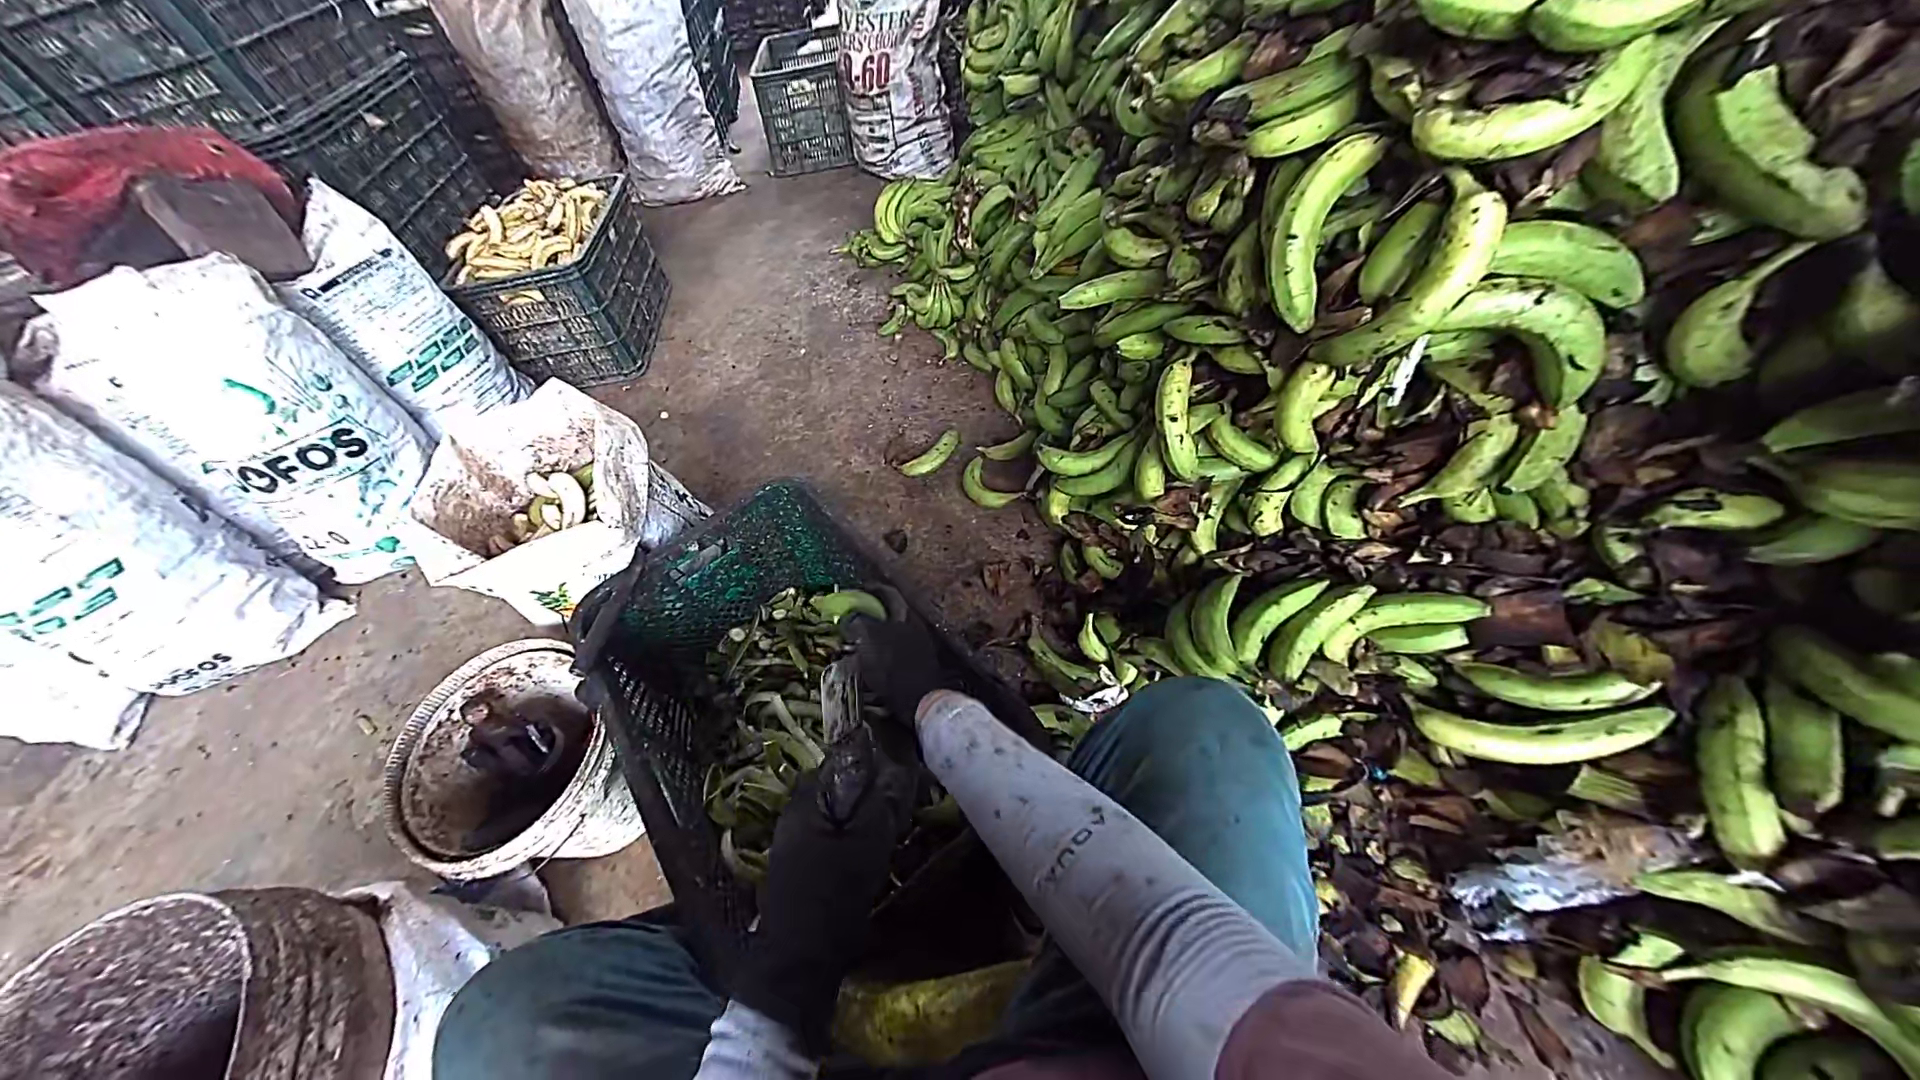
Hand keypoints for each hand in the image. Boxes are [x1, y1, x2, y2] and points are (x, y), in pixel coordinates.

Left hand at [732, 726, 914, 1051]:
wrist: (798, 964)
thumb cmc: (833, 898)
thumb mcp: (869, 843)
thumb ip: (885, 797)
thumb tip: (901, 758)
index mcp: (807, 794)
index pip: (852, 755)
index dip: (884, 763)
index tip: (907, 782)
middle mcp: (796, 805)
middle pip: (849, 780)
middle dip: (878, 791)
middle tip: (902, 815)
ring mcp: (795, 832)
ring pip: (845, 805)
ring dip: (870, 814)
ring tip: (890, 836)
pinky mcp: (801, 855)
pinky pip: (837, 828)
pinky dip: (857, 834)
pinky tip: (872, 855)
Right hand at [841, 592, 955, 725]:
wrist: (918, 700)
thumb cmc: (893, 664)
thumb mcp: (869, 636)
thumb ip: (857, 621)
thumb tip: (849, 616)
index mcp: (906, 615)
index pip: (887, 593)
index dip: (870, 590)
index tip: (854, 593)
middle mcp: (914, 628)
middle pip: (889, 615)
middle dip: (868, 616)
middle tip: (849, 620)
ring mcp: (917, 649)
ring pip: (889, 636)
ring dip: (870, 639)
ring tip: (852, 646)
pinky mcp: (914, 668)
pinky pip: (891, 656)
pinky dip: (876, 657)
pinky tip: (864, 666)